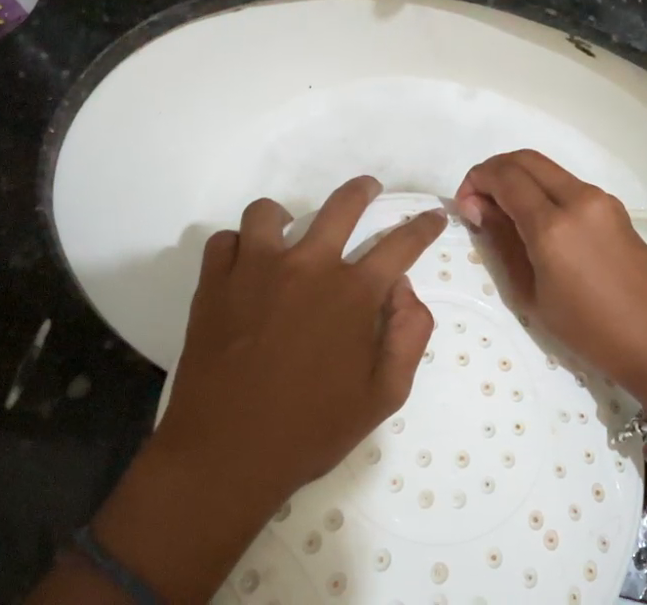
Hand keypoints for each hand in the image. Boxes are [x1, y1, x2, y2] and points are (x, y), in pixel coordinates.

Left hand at [154, 176, 445, 496]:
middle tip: (369, 190)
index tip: (433, 216)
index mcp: (354, 293)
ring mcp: (255, 270)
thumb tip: (405, 290)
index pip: (401, 243)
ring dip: (287, 219)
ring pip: (270, 212)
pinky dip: (238, 248)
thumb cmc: (311, 430)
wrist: (225, 457)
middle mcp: (308, 267)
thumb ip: (410, 336)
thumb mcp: (384, 395)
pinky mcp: (213, 285)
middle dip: (363, 190)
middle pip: (342, 205)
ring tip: (290, 235)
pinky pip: (225, 241)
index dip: (423, 226)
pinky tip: (246, 268)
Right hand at [454, 151, 646, 405]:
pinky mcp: (615, 207)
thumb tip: (478, 207)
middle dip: (495, 171)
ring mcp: (601, 199)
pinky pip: (569, 185)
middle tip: (479, 201)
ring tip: (505, 214)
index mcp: (553, 224)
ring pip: (548, 168)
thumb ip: (502, 242)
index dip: (476, 182)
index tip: (465, 206)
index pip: (504, 177)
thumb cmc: (587, 330)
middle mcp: (578, 198)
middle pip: (525, 159)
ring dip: (520, 178)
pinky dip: (544, 190)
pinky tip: (537, 222)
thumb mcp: (531, 293)